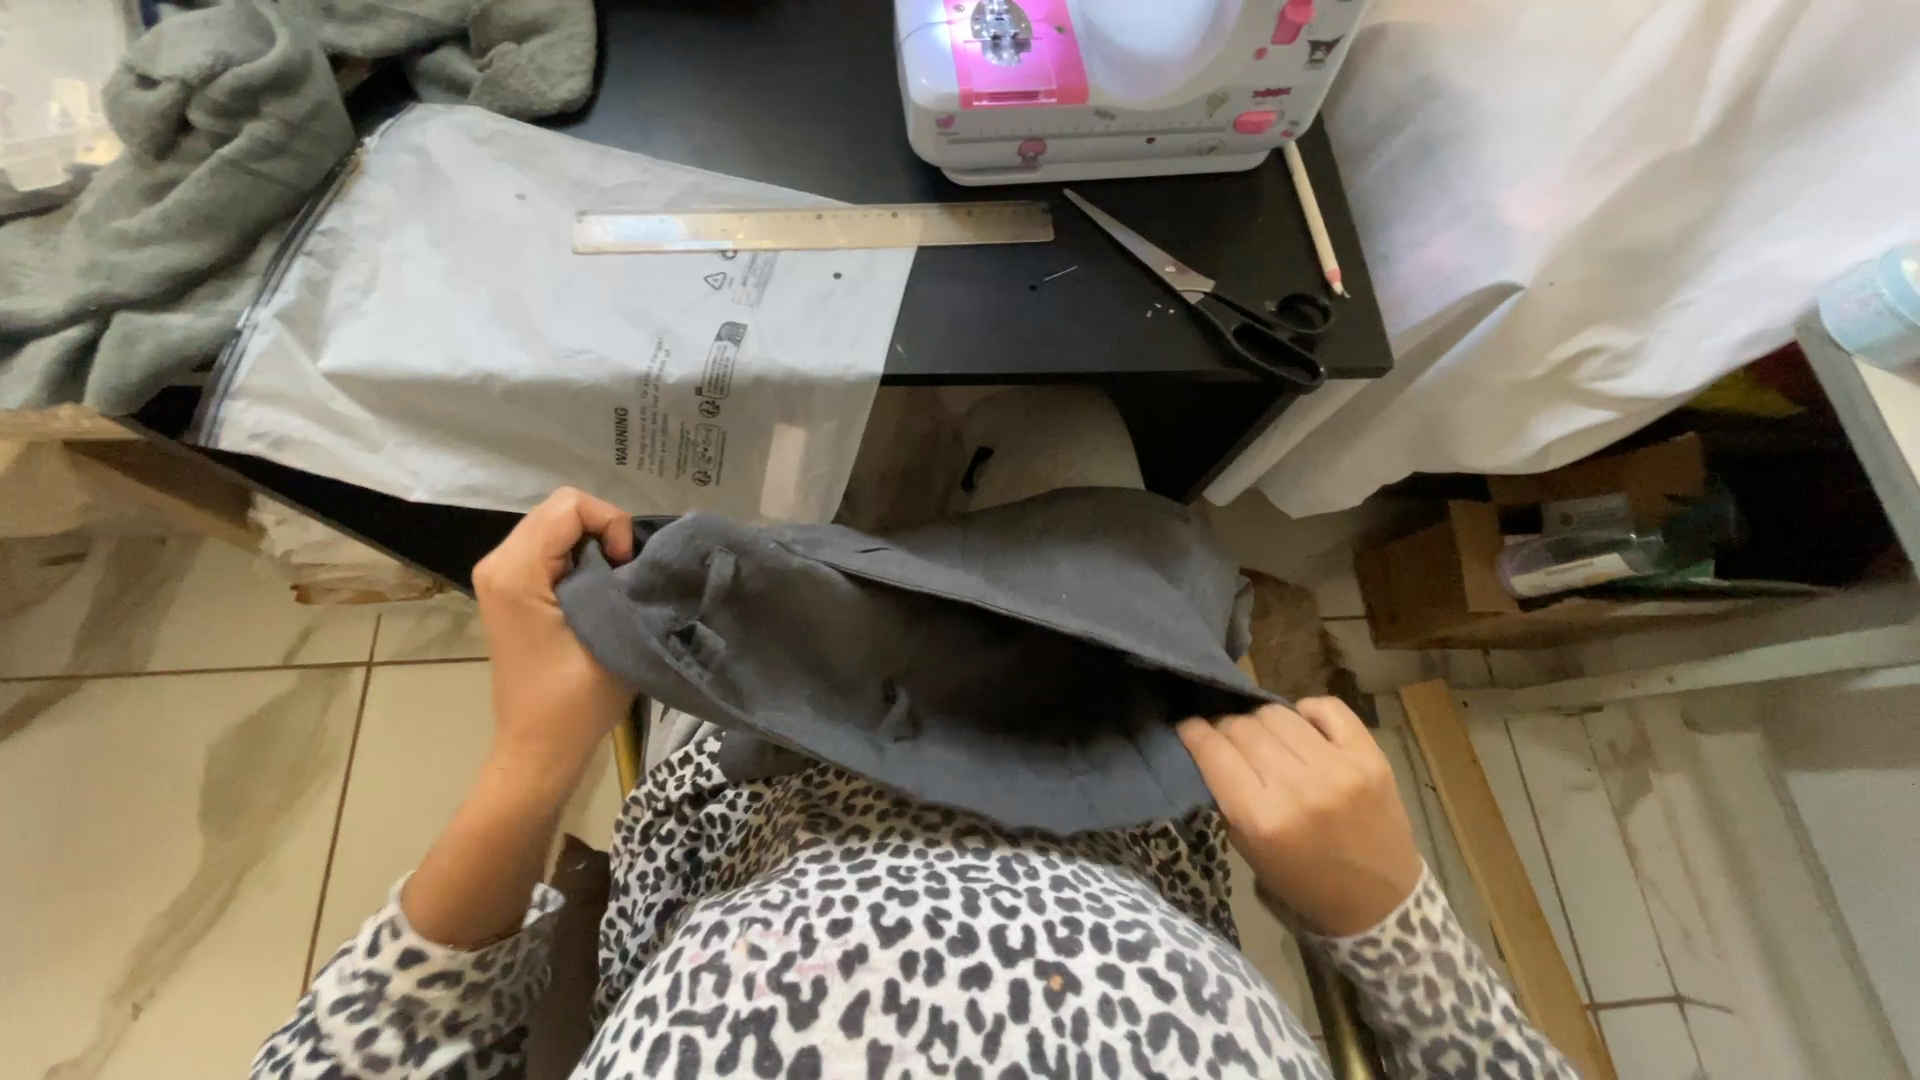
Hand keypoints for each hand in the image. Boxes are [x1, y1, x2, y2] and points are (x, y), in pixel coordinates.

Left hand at [472, 487, 635, 789]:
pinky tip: (600, 594)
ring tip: (617, 586)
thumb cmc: (576, 699)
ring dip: (596, 547)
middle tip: (627, 576)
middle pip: (563, 511)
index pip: (570, 505)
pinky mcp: (514, 591)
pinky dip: (584, 560)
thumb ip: (630, 583)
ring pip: (560, 528)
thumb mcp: (614, 633)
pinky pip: (554, 551)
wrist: (541, 748)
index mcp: (515, 571)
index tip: (626, 569)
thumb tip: (651, 553)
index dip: (611, 524)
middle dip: (605, 532)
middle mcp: (499, 564)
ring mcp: (503, 577)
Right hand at [1179, 698, 1422, 936]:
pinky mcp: (1371, 757)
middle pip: (1242, 726)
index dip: (1192, 731)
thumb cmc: (1303, 880)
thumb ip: (1225, 795)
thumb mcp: (1248, 847)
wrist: (1380, 901)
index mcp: (1263, 819)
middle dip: (1224, 727)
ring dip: (1262, 722)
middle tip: (1227, 739)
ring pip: (1277, 713)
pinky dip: (1307, 712)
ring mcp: (1339, 769)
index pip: (1213, 750)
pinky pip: (1327, 707)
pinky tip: (1304, 730)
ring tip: (1267, 739)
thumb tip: (1206, 745)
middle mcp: (1299, 788)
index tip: (1187, 727)